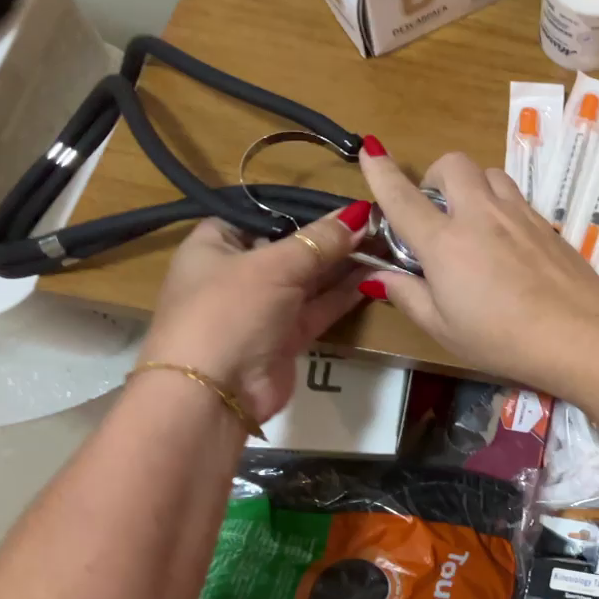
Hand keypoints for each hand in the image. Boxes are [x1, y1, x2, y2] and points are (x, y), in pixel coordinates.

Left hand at [138, 203, 373, 423]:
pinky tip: (375, 275)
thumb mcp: (275, 265)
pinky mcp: (286, 336)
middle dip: (330, 237)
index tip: (341, 203)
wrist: (213, 395)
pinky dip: (344, 293)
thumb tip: (360, 213)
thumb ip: (321, 240)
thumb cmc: (230, 312)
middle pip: (290, 247)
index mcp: (214, 246)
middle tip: (376, 222)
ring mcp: (263, 308)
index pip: (257, 215)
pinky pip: (319, 307)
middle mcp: (236, 274)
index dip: (297, 208)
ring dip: (343, 264)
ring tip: (384, 244)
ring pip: (309, 278)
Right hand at [357, 139, 598, 392]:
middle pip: (453, 164)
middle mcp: (481, 216)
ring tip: (472, 220)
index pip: (403, 197)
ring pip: (490, 174)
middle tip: (434, 210)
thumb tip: (378, 276)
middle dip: (435, 176)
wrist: (580, 334)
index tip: (371, 150)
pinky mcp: (547, 224)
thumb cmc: (504, 340)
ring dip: (473, 185)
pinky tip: (506, 241)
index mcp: (445, 242)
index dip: (381, 171)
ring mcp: (519, 215)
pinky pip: (517, 197)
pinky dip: (501, 205)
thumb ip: (408, 296)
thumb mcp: (444, 329)